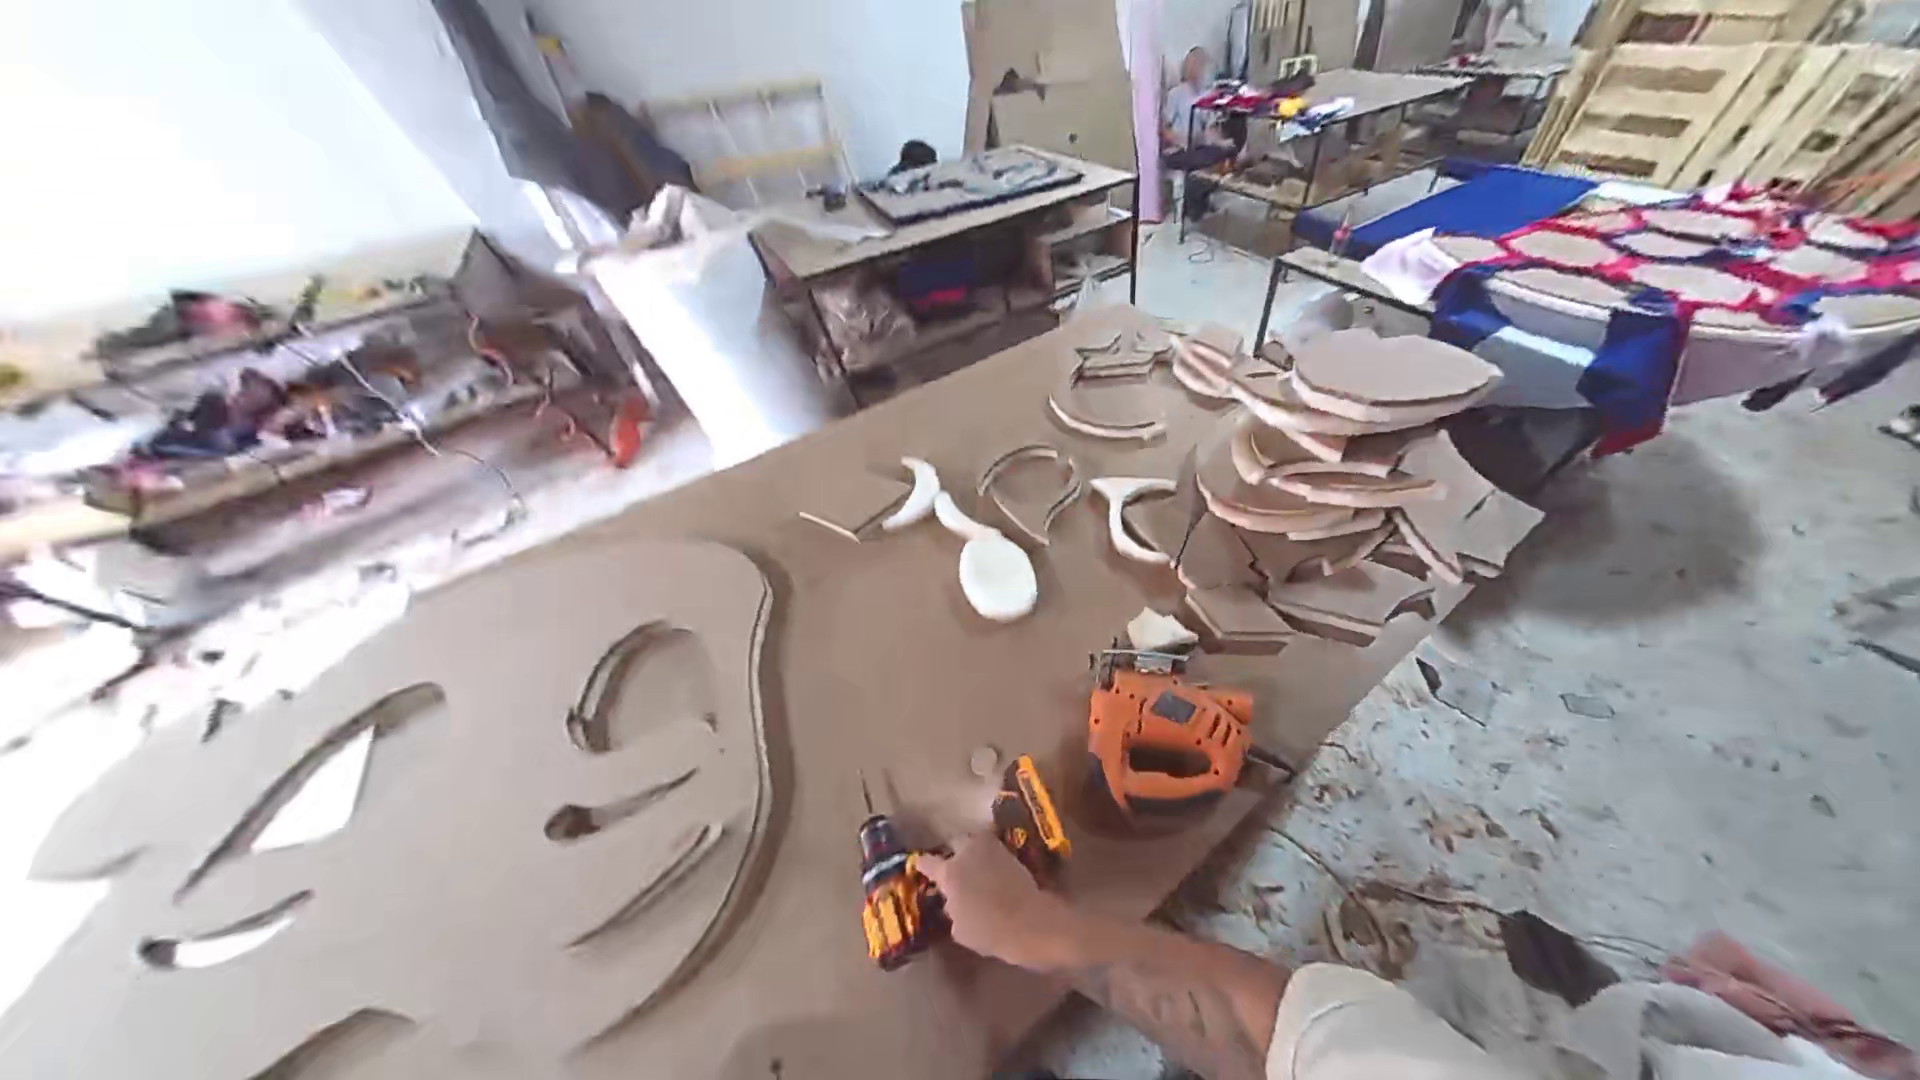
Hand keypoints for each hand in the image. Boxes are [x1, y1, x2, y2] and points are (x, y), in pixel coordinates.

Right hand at [916, 833, 1071, 971]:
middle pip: (953, 842)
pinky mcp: (1009, 851)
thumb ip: (952, 908)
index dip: (921, 864)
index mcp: (949, 873)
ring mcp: (989, 848)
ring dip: (971, 852)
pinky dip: (988, 857)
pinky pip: (991, 849)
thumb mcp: (960, 929)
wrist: (1030, 922)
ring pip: (974, 842)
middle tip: (951, 866)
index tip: (918, 865)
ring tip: (972, 867)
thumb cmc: (990, 931)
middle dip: (951, 852)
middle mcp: (967, 852)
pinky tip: (989, 870)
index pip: (927, 862)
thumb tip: (952, 899)